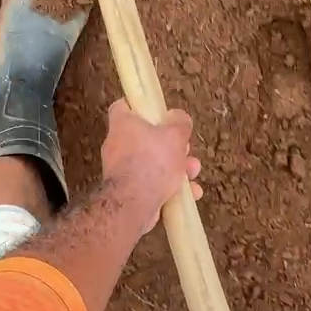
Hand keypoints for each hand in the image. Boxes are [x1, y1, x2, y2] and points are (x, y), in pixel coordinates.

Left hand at [100, 99, 200, 230]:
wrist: (135, 204)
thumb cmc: (152, 162)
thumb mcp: (175, 135)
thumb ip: (179, 123)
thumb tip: (178, 117)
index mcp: (123, 125)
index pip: (123, 107)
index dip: (139, 106)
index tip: (156, 112)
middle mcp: (117, 146)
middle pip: (146, 139)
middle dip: (171, 146)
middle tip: (186, 151)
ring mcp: (122, 172)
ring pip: (152, 164)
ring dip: (176, 168)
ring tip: (192, 173)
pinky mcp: (129, 193)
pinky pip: (152, 185)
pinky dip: (171, 188)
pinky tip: (190, 194)